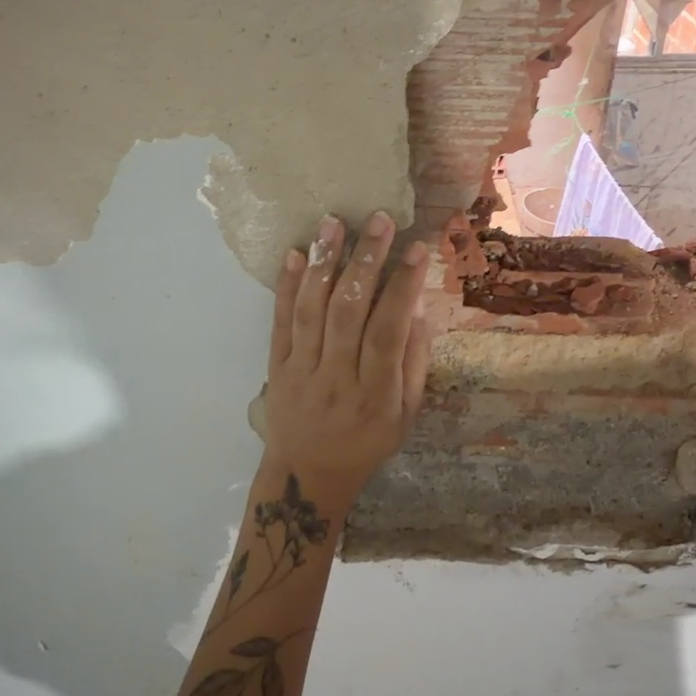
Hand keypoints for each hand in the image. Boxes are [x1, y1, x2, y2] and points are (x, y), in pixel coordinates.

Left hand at [262, 212, 433, 505]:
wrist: (308, 475)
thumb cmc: (367, 442)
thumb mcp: (406, 414)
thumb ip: (413, 361)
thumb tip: (418, 304)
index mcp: (377, 394)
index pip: (388, 331)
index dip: (403, 287)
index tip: (417, 248)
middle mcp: (337, 378)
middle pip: (349, 312)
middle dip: (365, 261)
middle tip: (379, 220)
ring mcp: (302, 371)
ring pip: (312, 311)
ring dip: (324, 263)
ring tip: (334, 223)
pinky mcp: (277, 366)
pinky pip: (281, 322)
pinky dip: (287, 287)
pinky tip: (295, 254)